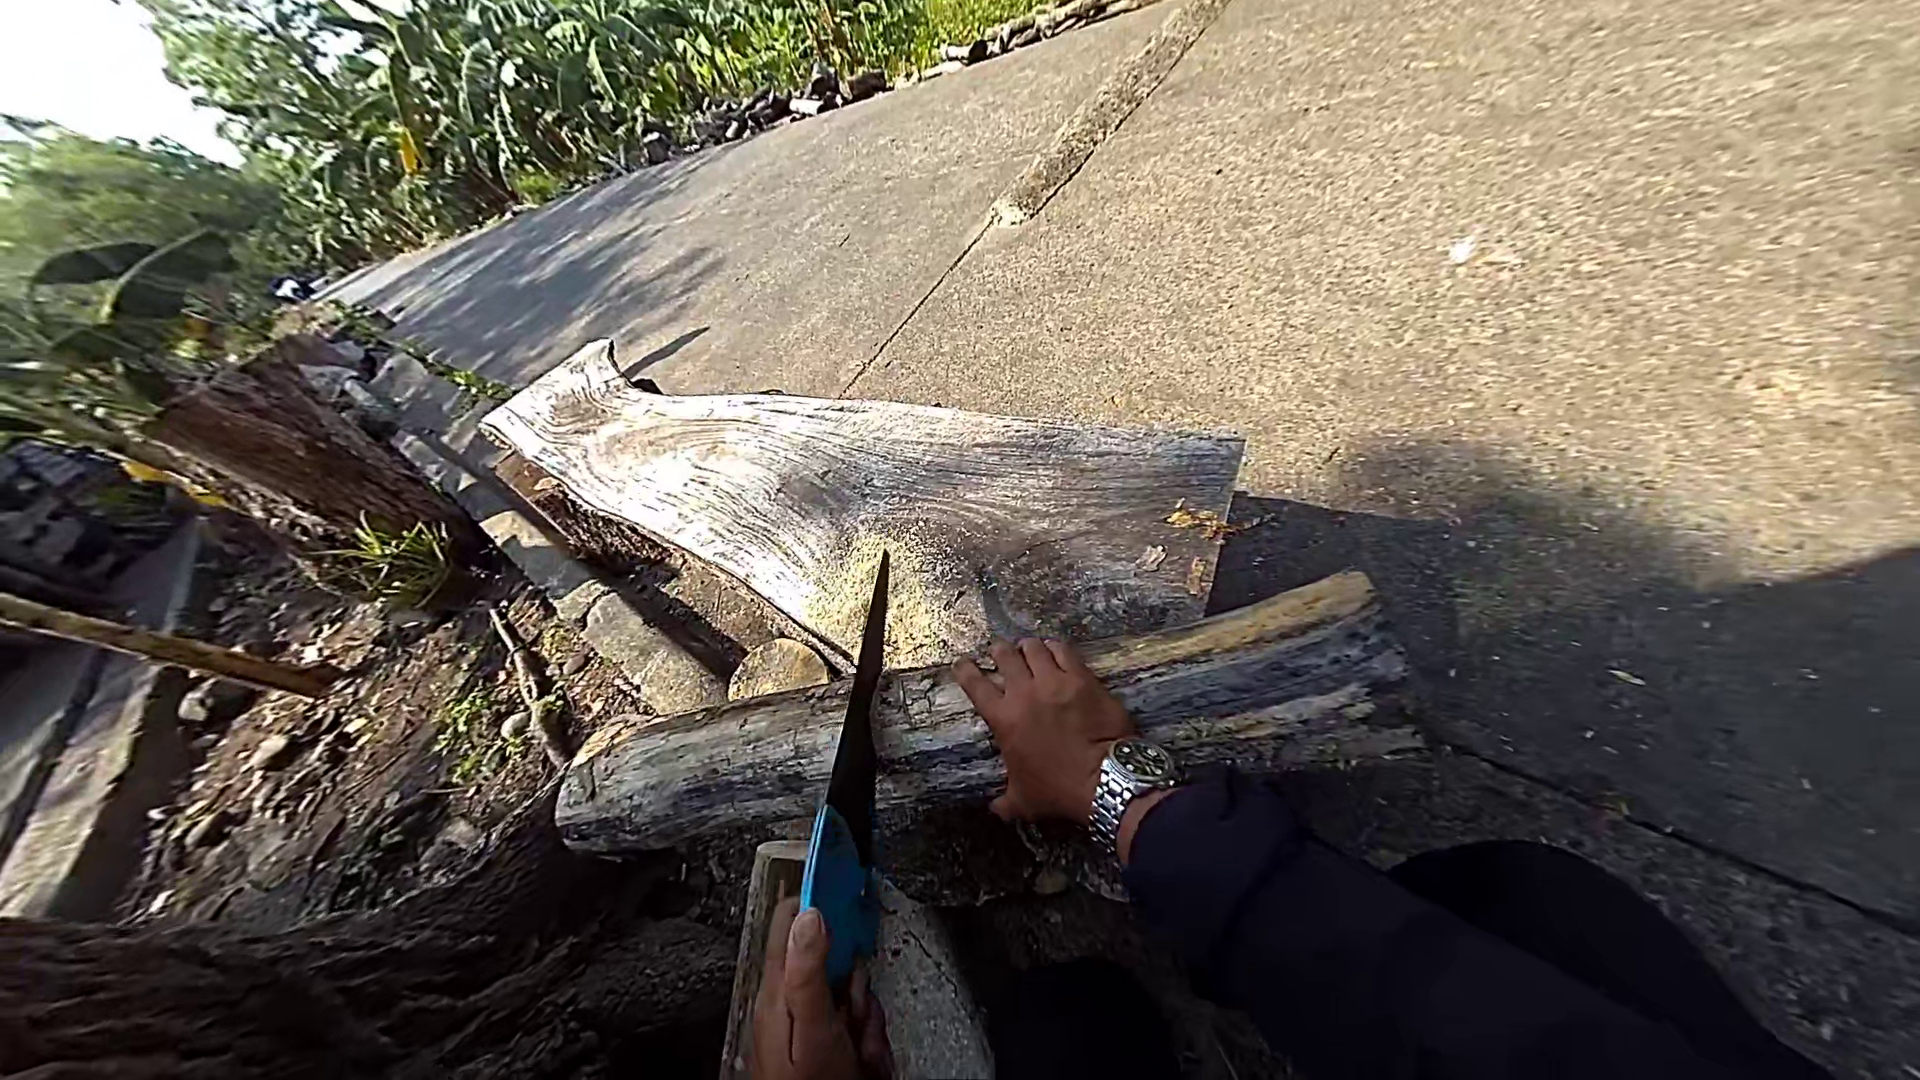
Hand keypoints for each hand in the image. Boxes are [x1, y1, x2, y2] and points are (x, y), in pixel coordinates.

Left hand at [753, 899, 891, 1079]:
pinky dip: (867, 1033)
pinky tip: (863, 1058)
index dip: (818, 901)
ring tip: (860, 1047)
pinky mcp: (825, 1038)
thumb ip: (808, 969)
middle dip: (854, 977)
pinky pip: (855, 1016)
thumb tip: (809, 911)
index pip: (790, 916)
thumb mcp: (812, 1027)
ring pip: (849, 986)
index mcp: (778, 988)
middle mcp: (790, 998)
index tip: (844, 899)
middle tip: (855, 1010)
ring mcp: (808, 1019)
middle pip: (831, 955)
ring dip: (864, 1012)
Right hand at [952, 638, 1134, 823]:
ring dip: (1028, 647)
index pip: (975, 684)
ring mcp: (1053, 681)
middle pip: (1004, 655)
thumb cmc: (1058, 790)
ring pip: (1033, 647)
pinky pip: (1064, 651)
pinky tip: (1056, 650)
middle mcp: (1024, 692)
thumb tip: (994, 810)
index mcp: (1003, 718)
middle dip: (999, 650)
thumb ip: (1005, 802)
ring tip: (1029, 649)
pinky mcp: (1081, 677)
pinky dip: (1056, 648)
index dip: (965, 669)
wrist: (1104, 778)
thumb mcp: (1023, 801)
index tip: (962, 663)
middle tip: (1001, 652)